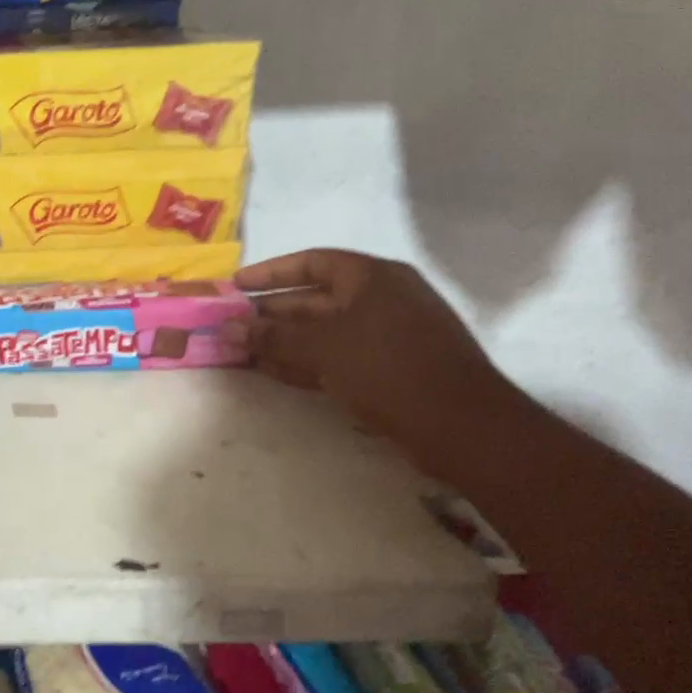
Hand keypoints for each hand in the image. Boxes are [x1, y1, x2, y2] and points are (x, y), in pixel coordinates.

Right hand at [235, 249, 529, 477]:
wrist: (466, 429)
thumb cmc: (389, 368)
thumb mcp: (320, 348)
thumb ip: (270, 336)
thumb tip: (225, 328)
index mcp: (372, 278)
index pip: (311, 262)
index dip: (269, 273)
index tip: (234, 286)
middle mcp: (383, 298)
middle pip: (314, 298)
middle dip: (270, 313)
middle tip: (229, 323)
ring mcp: (391, 335)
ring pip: (324, 331)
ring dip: (283, 340)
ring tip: (241, 350)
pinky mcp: (394, 368)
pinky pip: (339, 355)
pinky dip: (306, 360)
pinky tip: (272, 371)